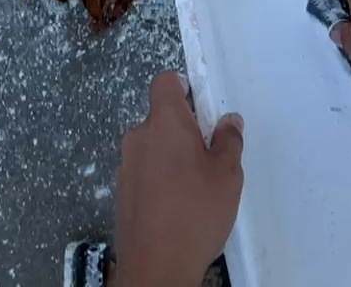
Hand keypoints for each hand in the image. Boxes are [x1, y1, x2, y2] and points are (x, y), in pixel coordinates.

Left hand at [115, 72, 244, 286]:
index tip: (200, 108)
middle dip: (183, 131)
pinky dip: (158, 181)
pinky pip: (143, 173)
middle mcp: (139, 137)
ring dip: (170, 157)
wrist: (155, 271)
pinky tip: (176, 209)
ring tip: (194, 189)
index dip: (183, 87)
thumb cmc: (195, 212)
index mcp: (165, 123)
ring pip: (152, 147)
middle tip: (207, 158)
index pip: (165, 82)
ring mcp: (126, 167)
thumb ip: (229, 140)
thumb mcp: (227, 174)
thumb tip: (228, 121)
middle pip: (161, 118)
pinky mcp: (121, 195)